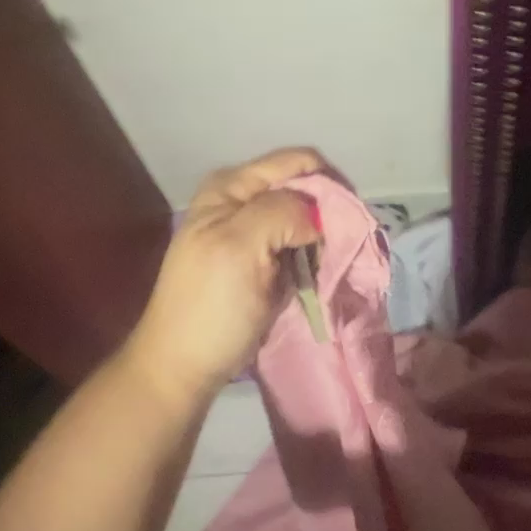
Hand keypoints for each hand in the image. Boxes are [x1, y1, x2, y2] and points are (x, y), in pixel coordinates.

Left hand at [124, 148, 327, 401]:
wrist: (182, 368)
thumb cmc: (209, 308)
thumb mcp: (239, 247)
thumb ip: (280, 212)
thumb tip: (318, 214)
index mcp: (232, 187)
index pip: (297, 162)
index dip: (328, 184)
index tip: (348, 220)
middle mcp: (242, 201)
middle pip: (304, 187)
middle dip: (329, 212)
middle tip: (344, 246)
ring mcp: (252, 233)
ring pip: (306, 218)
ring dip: (326, 238)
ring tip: (334, 263)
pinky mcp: (263, 262)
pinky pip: (300, 245)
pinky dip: (316, 256)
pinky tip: (321, 273)